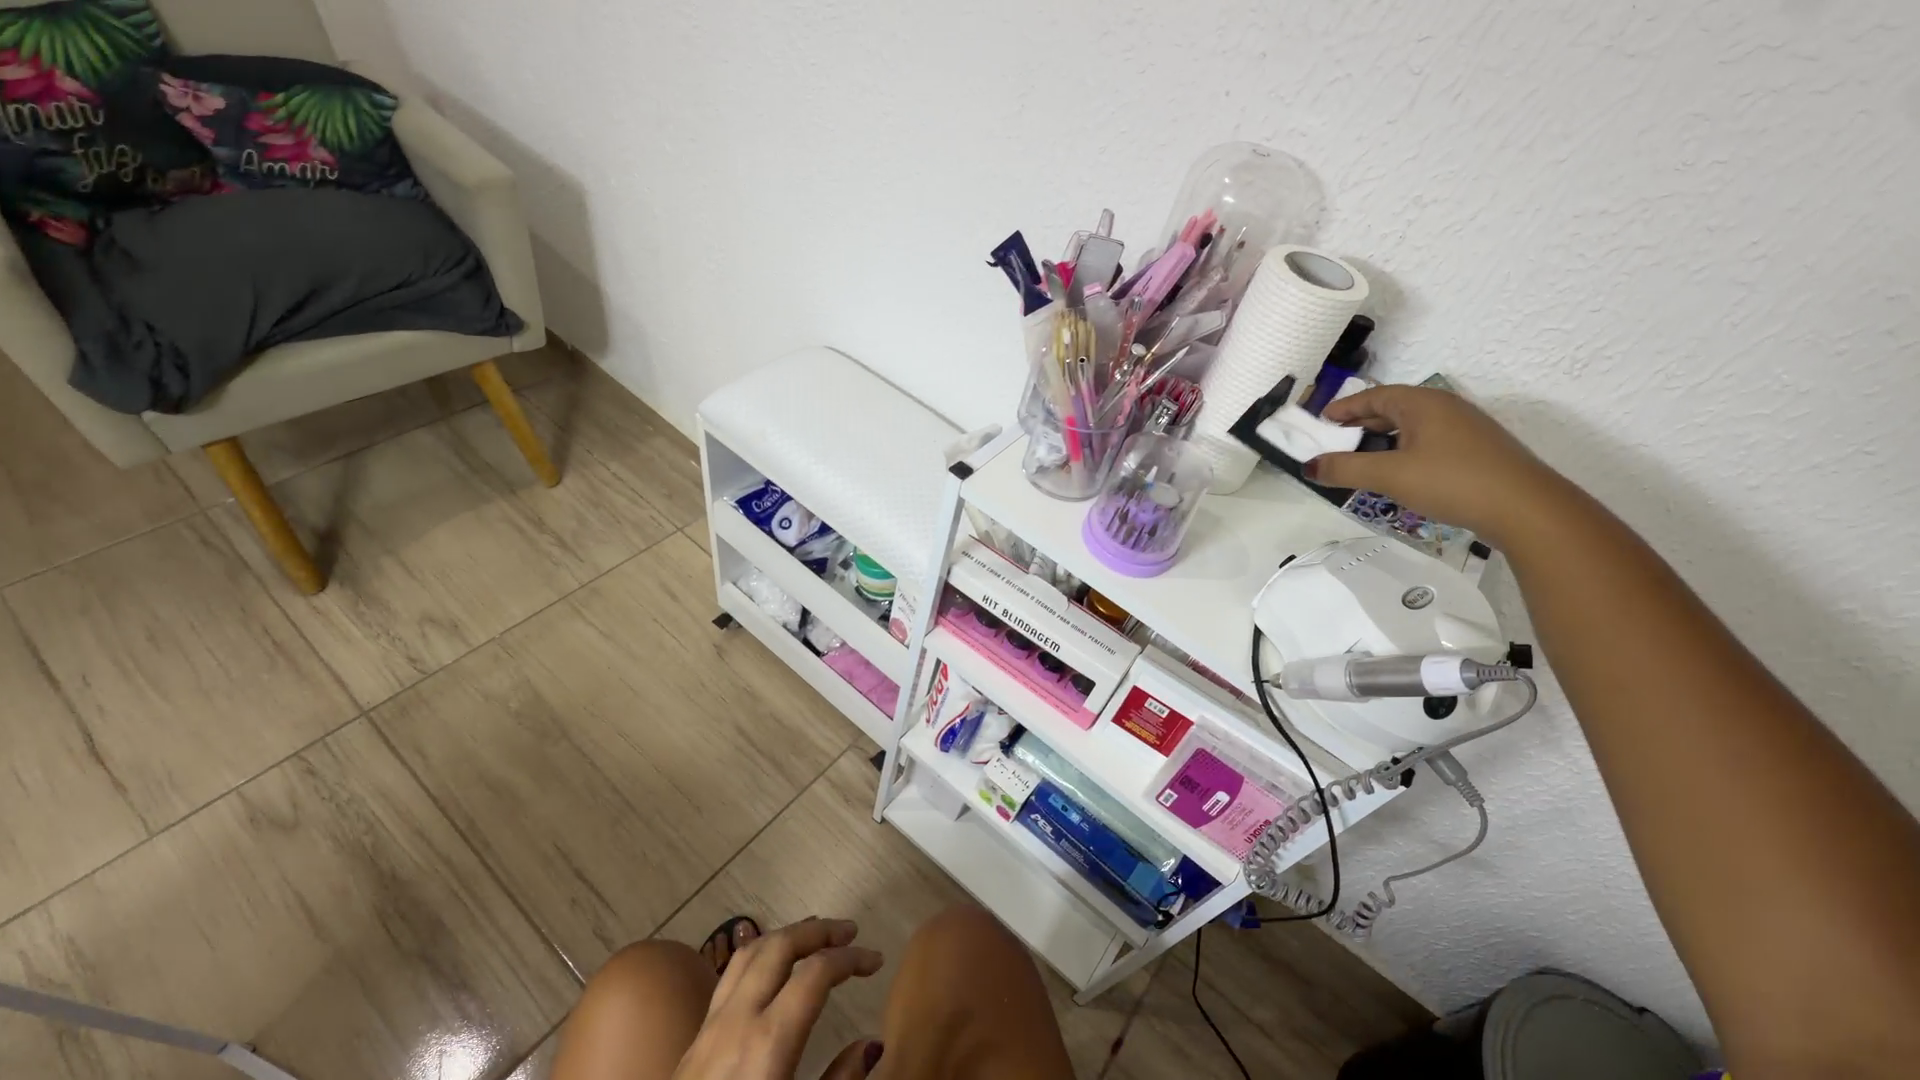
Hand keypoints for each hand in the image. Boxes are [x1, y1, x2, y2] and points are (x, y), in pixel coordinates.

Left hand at [672, 918, 884, 1079]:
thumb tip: (871, 1045)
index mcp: (770, 1041)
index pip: (816, 972)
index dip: (851, 958)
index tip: (876, 961)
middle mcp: (737, 1020)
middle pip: (779, 947)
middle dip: (817, 931)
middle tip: (850, 932)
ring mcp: (710, 1025)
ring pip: (749, 953)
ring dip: (786, 936)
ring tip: (814, 935)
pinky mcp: (695, 1039)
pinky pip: (730, 976)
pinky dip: (760, 955)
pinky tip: (771, 968)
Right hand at [1310, 385, 1574, 546]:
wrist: (1525, 509)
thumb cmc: (1452, 481)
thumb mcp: (1390, 475)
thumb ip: (1345, 469)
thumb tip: (1309, 466)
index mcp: (1422, 403)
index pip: (1373, 396)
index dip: (1344, 408)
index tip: (1320, 422)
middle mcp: (1445, 407)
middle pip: (1393, 409)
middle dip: (1360, 425)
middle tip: (1334, 442)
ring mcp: (1465, 429)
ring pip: (1412, 428)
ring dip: (1383, 441)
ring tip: (1361, 461)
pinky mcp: (1477, 451)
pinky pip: (1429, 443)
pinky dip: (1405, 452)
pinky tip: (1399, 475)